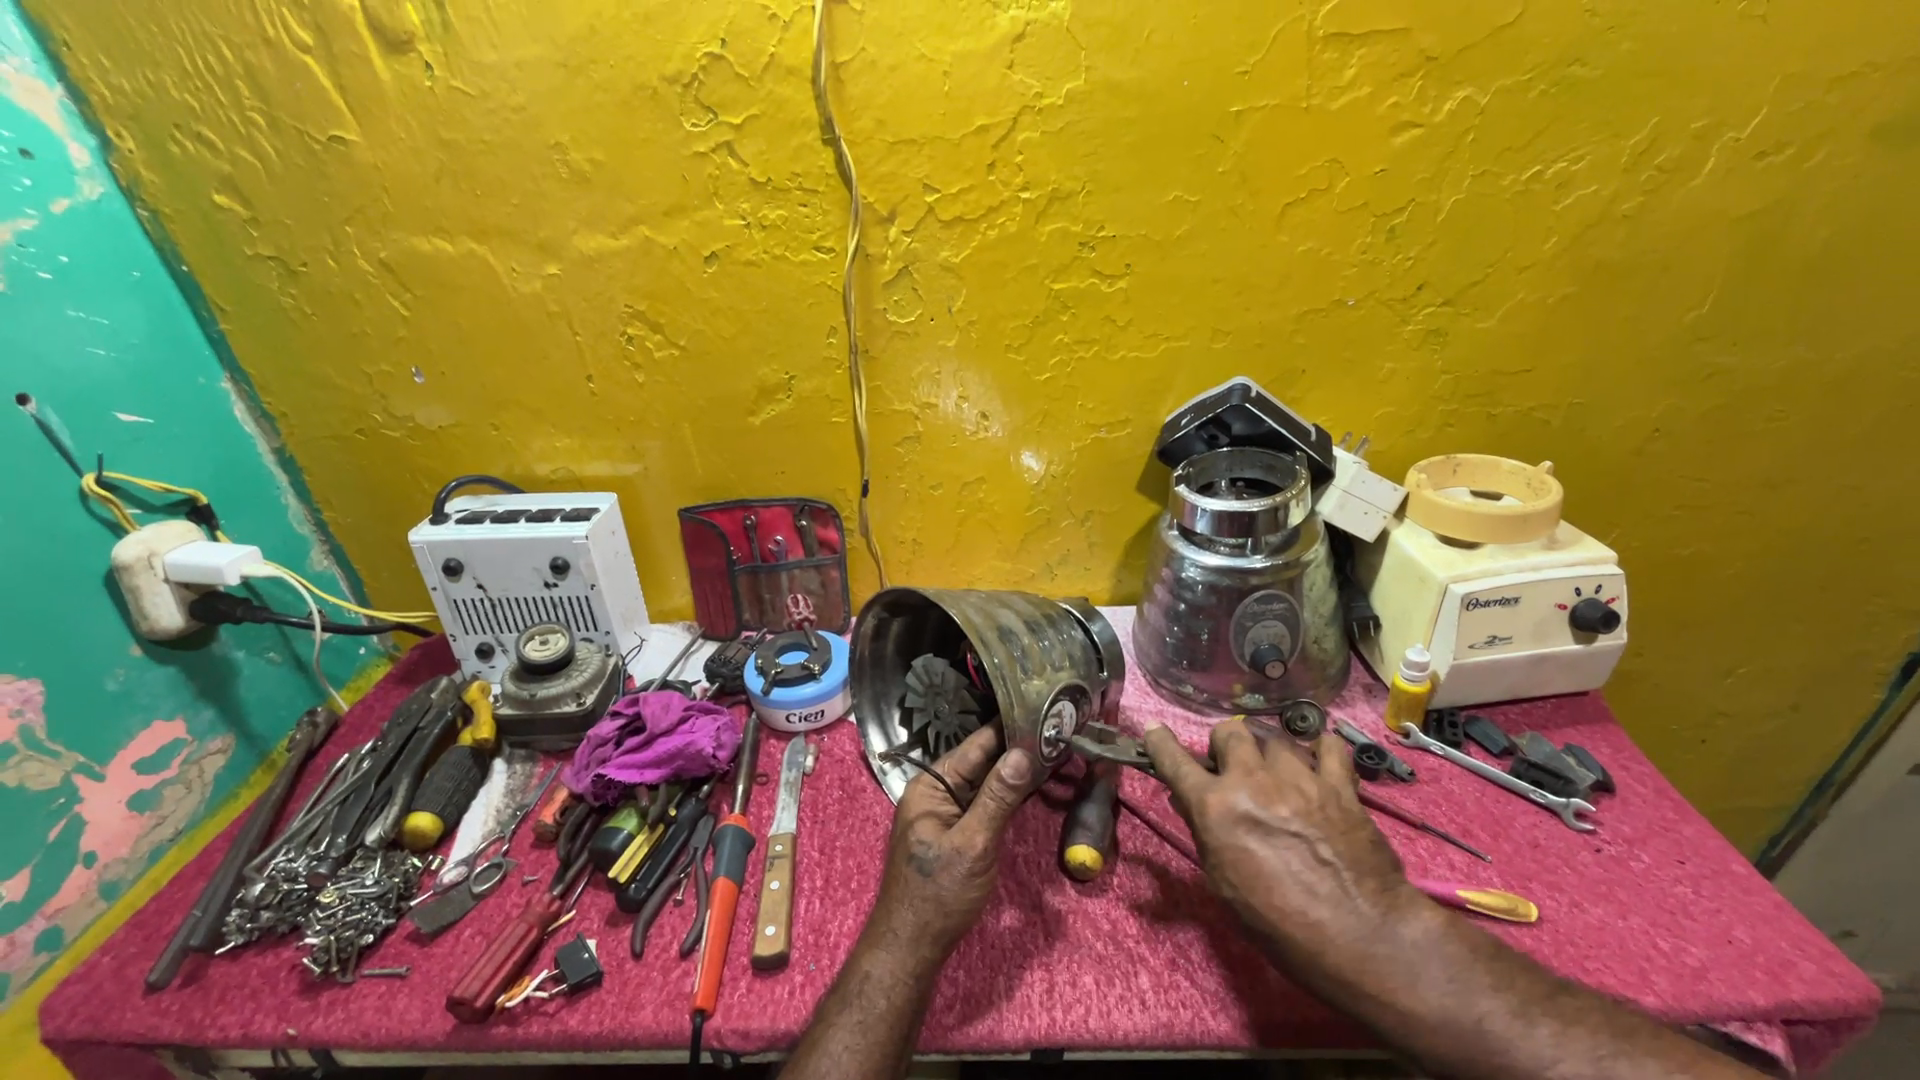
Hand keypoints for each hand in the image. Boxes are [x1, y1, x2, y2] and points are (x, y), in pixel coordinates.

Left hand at [869, 723, 1041, 958]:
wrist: (913, 944)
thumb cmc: (940, 894)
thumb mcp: (973, 844)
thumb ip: (998, 797)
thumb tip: (1022, 752)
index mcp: (931, 786)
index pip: (975, 746)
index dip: (1009, 728)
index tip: (1041, 707)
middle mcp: (937, 791)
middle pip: (982, 760)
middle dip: (1017, 746)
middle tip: (1058, 726)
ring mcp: (948, 811)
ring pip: (987, 781)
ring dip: (1017, 769)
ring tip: (1055, 746)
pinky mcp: (959, 830)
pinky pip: (986, 801)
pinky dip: (1010, 792)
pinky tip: (1036, 782)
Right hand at [1144, 718, 1419, 967]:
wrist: (1356, 936)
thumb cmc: (1276, 922)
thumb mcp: (1222, 881)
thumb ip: (1205, 831)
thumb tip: (1190, 801)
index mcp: (1215, 806)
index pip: (1174, 760)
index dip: (1159, 743)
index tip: (1154, 732)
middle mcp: (1252, 780)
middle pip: (1230, 731)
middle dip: (1226, 747)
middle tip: (1234, 771)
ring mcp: (1299, 777)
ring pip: (1275, 737)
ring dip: (1270, 753)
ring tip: (1279, 775)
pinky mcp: (1340, 784)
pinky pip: (1328, 747)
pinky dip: (1320, 752)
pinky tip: (1320, 767)